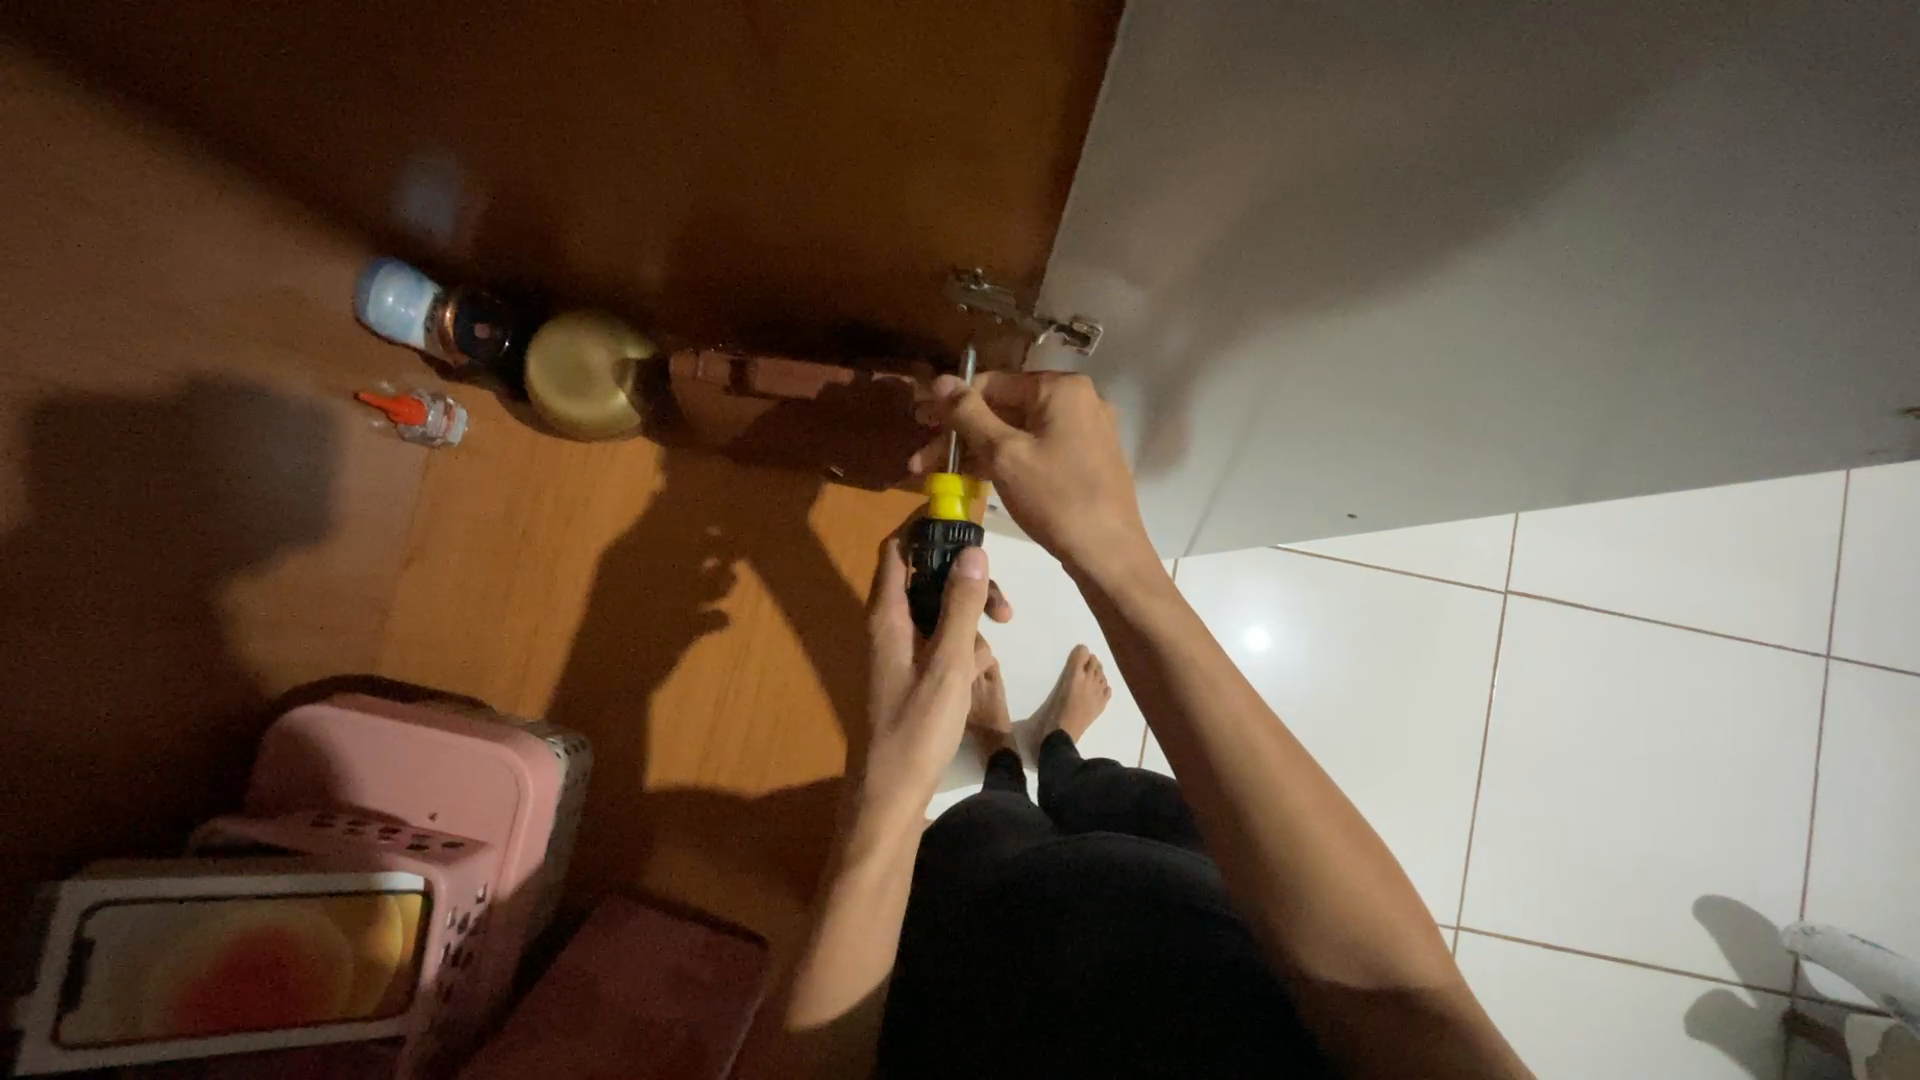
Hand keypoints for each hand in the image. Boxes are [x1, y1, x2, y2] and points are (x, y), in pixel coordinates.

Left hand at [859, 538, 992, 811]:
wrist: (890, 794)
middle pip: (926, 580)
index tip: (964, 519)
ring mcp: (899, 652)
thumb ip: (959, 606)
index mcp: (886, 616)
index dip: (925, 527)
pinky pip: (940, 645)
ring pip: (938, 614)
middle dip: (966, 584)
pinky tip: (978, 677)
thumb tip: (972, 551)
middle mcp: (888, 627)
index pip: (897, 549)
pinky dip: (961, 651)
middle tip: (1002, 605)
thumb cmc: (916, 729)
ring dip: (968, 622)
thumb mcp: (947, 664)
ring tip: (992, 652)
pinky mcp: (911, 675)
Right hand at [918, 371, 1155, 581]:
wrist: (1108, 553)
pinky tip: (977, 480)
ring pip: (1019, 433)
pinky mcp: (1086, 460)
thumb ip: (969, 415)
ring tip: (940, 475)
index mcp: (1061, 389)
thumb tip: (941, 380)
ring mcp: (1086, 431)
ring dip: (979, 451)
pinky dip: (1007, 462)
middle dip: (962, 434)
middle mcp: (1079, 400)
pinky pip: (1037, 450)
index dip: (952, 405)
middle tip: (923, 459)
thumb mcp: (1004, 455)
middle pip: (1005, 408)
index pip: (993, 383)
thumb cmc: (1055, 499)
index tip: (921, 425)